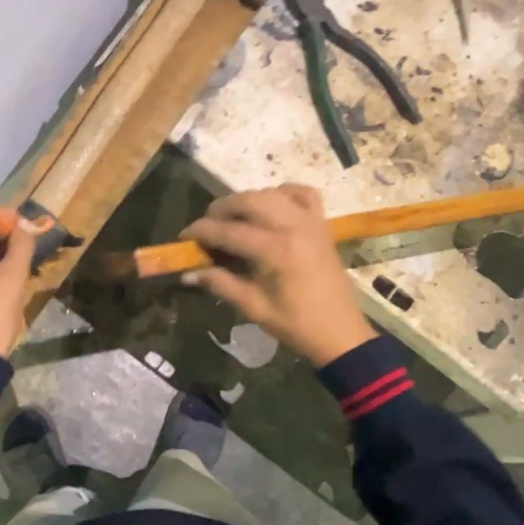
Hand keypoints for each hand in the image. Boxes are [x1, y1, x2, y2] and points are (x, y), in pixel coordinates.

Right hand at [179, 184, 375, 365]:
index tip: (184, 236)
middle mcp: (293, 226)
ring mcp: (310, 221)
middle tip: (206, 225)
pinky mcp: (322, 224)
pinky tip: (270, 206)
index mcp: (275, 250)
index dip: (202, 231)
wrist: (339, 332)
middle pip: (249, 200)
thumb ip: (220, 284)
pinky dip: (282, 194)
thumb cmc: (295, 324)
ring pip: (271, 193)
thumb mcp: (254, 307)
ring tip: (232, 218)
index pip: (229, 231)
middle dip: (221, 209)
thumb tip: (188, 274)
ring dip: (247, 200)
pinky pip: (302, 194)